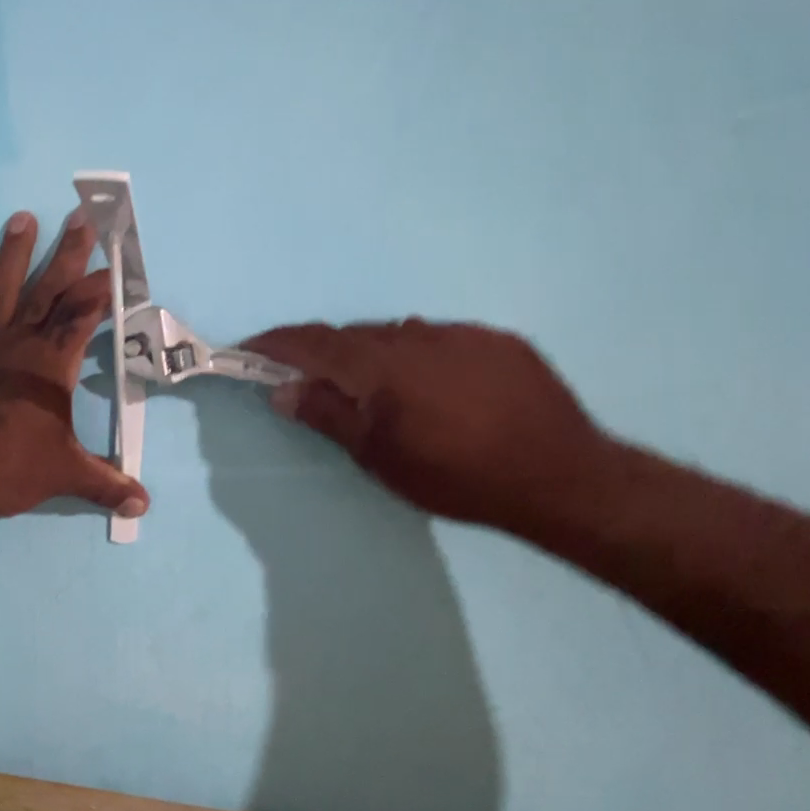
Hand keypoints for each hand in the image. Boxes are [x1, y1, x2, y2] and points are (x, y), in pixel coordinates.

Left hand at [0, 211, 149, 519]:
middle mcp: (16, 346)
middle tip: (80, 216)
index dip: (101, 289)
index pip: (82, 315)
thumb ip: (106, 484)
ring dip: (12, 256)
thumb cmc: (11, 470)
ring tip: (20, 218)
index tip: (117, 265)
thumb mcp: (66, 475)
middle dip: (67, 252)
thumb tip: (143, 505)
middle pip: (46, 289)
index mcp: (50, 365)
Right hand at [245, 319, 611, 528]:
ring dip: (369, 352)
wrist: (561, 477)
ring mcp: (464, 334)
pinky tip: (426, 386)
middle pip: (355, 333)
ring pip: (398, 333)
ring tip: (366, 387)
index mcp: (385, 365)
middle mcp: (421, 336)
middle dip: (322, 350)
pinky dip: (414, 355)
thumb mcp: (378, 456)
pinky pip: (439, 339)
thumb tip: (282, 387)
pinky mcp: (499, 342)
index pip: (316, 341)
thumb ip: (329, 415)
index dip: (277, 341)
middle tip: (303, 377)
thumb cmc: (456, 477)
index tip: (248, 348)